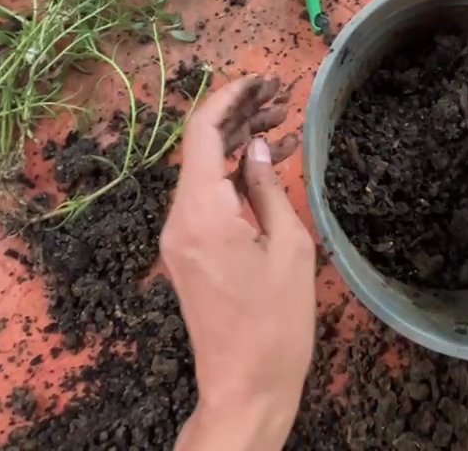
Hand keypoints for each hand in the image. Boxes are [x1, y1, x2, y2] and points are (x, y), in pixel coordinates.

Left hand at [162, 75, 314, 450]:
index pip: (201, 132)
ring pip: (204, 167)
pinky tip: (268, 158)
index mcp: (201, 213)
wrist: (246, 389)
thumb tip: (257, 145)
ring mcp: (179, 236)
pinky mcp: (188, 250)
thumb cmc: (276, 323)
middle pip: (201, 145)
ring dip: (238, 140)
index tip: (262, 78)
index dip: (230, 96)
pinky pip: (208, 195)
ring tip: (282, 117)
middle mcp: (179, 218)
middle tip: (281, 94)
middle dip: (239, 113)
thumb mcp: (289, 246)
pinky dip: (233, 173)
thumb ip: (268, 187)